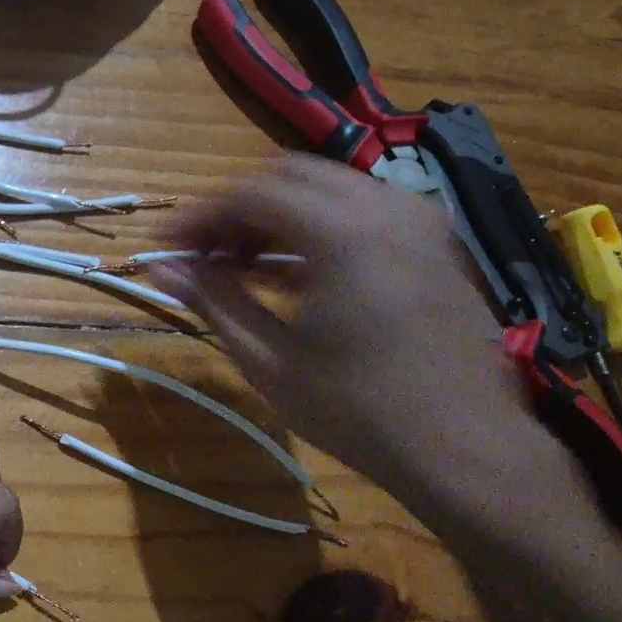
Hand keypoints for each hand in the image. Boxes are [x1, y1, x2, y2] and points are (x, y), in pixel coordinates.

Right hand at [148, 155, 540, 499]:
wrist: (460, 444)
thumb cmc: (354, 408)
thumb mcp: (268, 359)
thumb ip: (213, 301)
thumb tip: (161, 269)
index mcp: (341, 233)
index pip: (251, 193)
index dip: (198, 216)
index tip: (165, 249)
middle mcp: (384, 208)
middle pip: (288, 177)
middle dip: (234, 210)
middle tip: (200, 256)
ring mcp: (417, 223)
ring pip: (326, 190)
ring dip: (273, 217)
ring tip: (236, 268)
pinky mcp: (432, 245)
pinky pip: (359, 212)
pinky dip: (313, 229)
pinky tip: (285, 276)